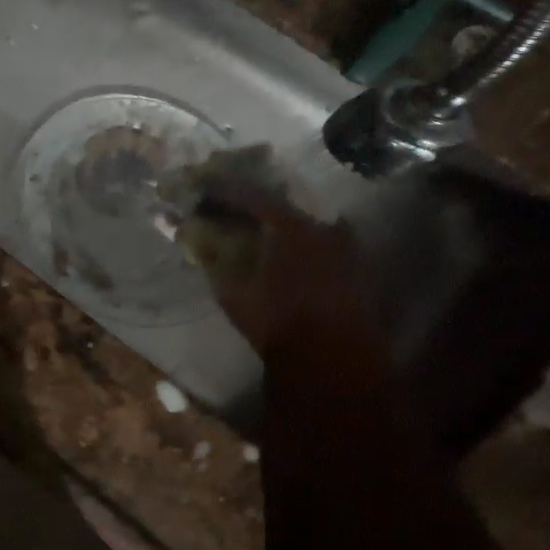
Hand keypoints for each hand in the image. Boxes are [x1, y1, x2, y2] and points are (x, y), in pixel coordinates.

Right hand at [199, 179, 383, 357]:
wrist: (334, 361)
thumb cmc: (276, 320)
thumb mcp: (230, 289)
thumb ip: (211, 255)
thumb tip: (190, 231)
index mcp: (289, 225)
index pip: (251, 194)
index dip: (223, 189)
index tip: (202, 188)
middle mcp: (322, 228)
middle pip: (283, 204)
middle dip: (255, 203)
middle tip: (231, 206)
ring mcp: (347, 249)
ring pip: (307, 222)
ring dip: (282, 222)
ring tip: (259, 228)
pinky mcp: (360, 271)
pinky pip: (325, 243)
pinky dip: (302, 240)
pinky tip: (286, 251)